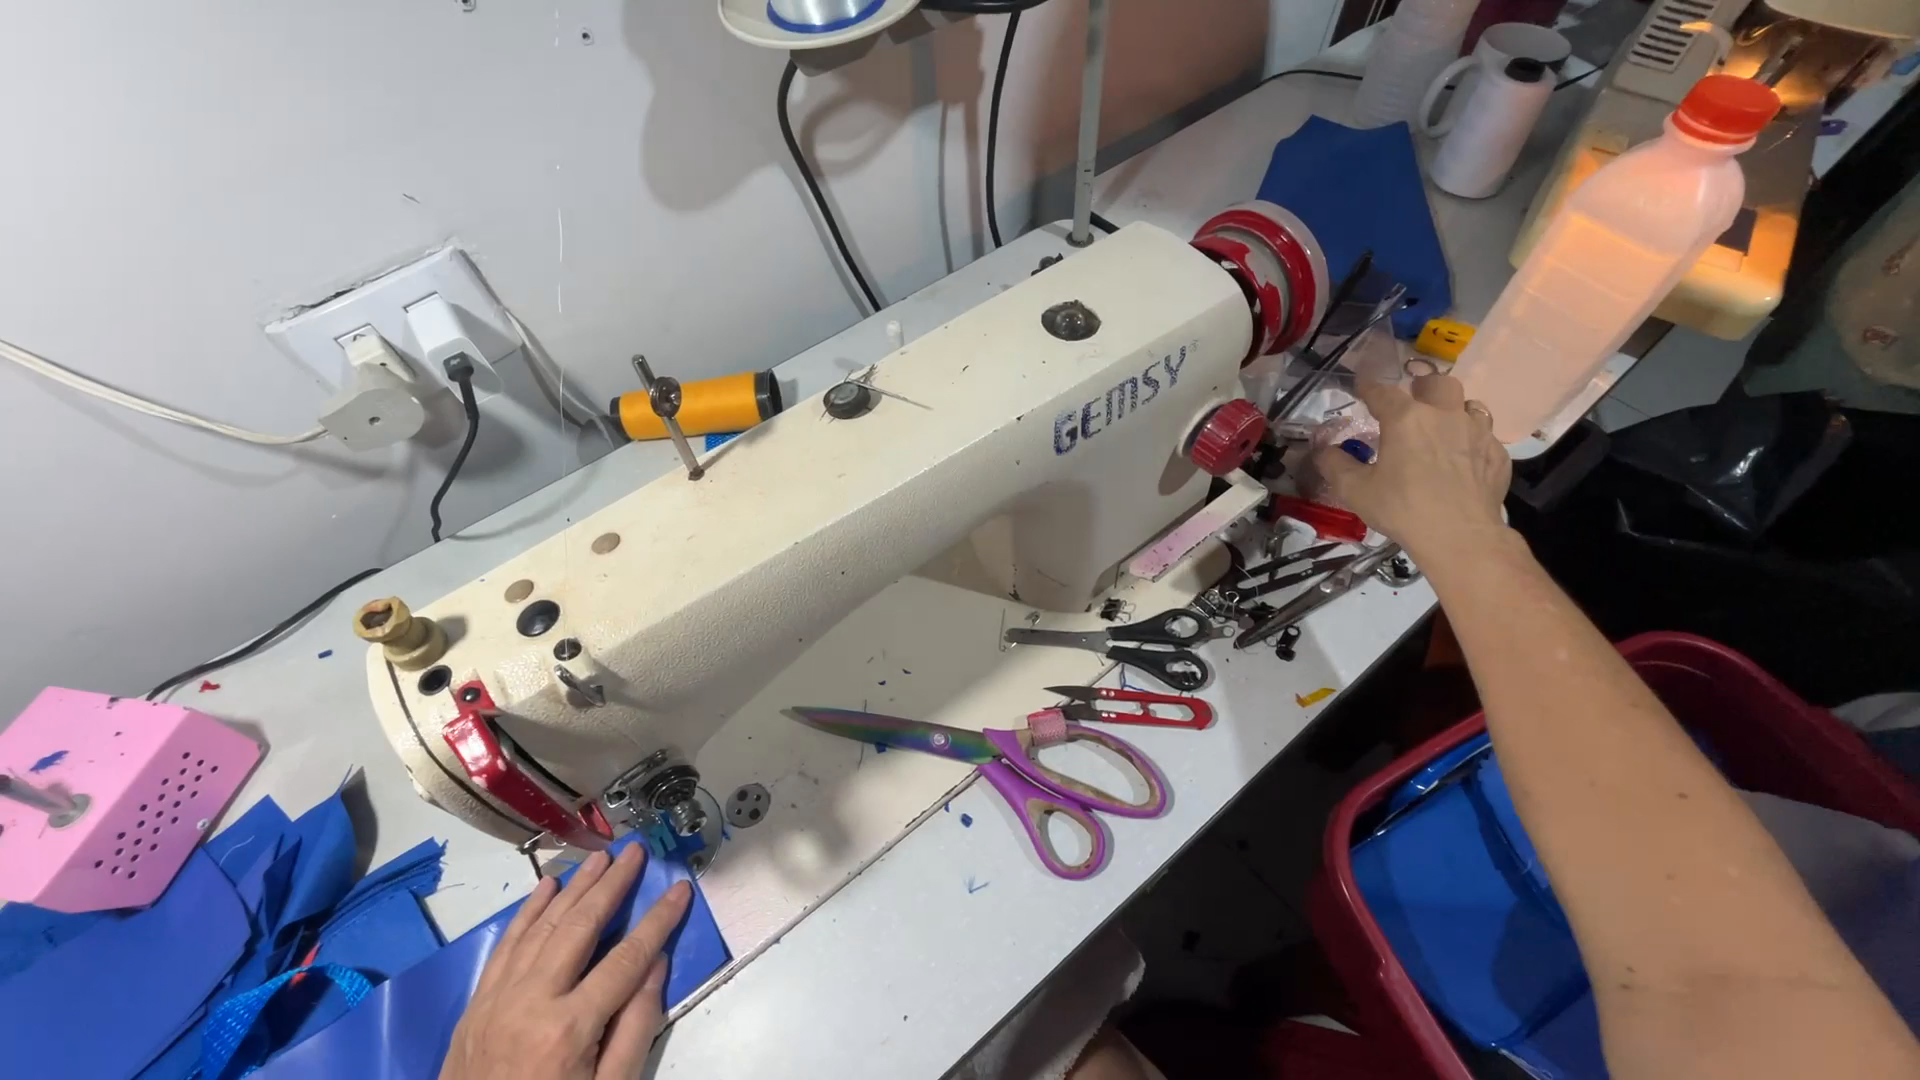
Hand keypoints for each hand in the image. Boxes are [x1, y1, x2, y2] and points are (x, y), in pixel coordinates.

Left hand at [441, 846, 692, 1079]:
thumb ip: (636, 1028)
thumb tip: (656, 964)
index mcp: (570, 1029)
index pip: (627, 959)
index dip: (658, 921)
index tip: (680, 889)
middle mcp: (532, 1003)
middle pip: (580, 927)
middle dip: (613, 885)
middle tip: (635, 851)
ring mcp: (498, 1001)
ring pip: (542, 927)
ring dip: (574, 888)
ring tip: (600, 858)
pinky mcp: (476, 1006)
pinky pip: (506, 946)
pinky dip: (527, 912)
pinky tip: (546, 888)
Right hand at [1311, 375, 1512, 568]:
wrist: (1460, 536)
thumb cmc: (1401, 508)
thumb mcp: (1354, 490)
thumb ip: (1334, 464)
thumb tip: (1323, 450)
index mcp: (1406, 419)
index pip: (1383, 392)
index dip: (1369, 387)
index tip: (1362, 387)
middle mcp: (1445, 416)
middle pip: (1439, 383)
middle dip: (1423, 386)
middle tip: (1413, 399)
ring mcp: (1477, 433)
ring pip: (1469, 405)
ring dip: (1453, 409)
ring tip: (1442, 425)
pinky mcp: (1497, 454)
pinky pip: (1485, 436)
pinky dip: (1471, 440)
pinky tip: (1463, 457)